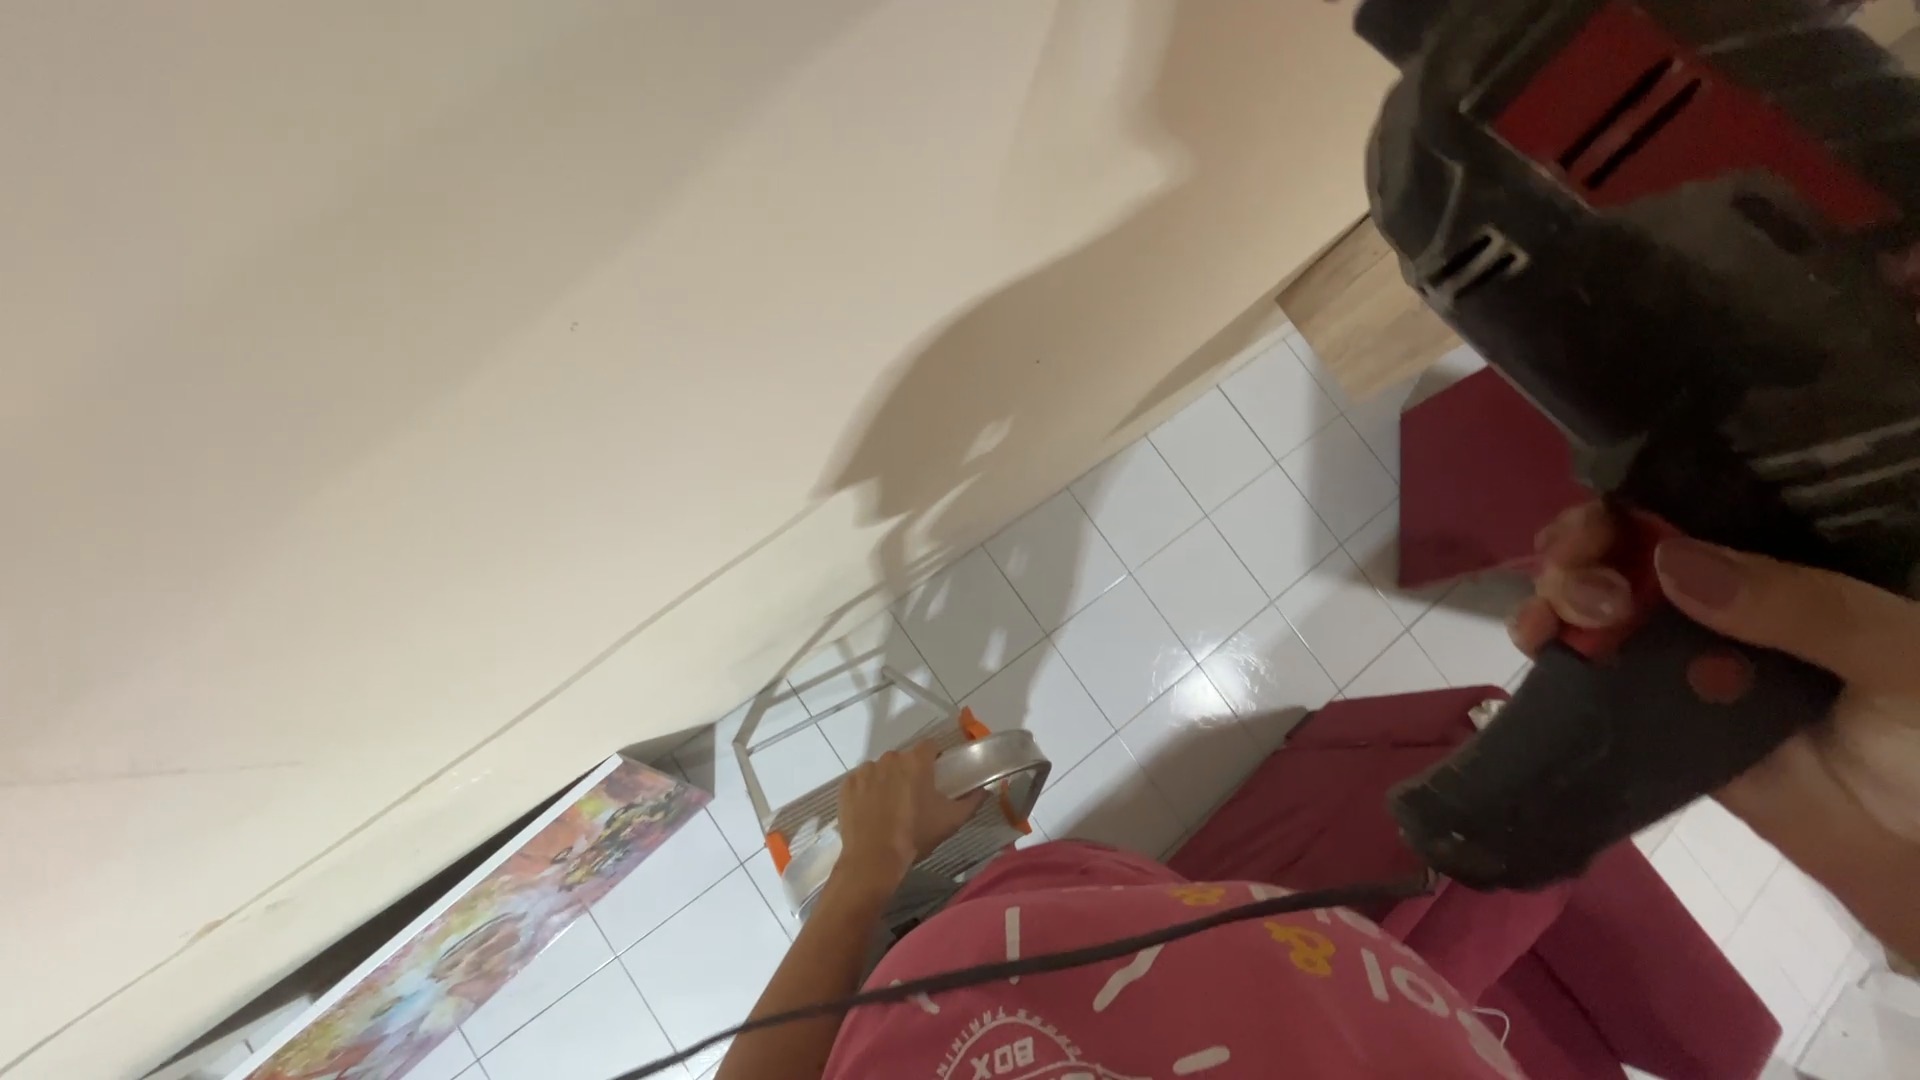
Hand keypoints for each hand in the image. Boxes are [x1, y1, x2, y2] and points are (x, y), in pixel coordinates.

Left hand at [833, 742, 983, 895]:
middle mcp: (889, 759)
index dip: (935, 758)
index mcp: (916, 762)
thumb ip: (971, 801)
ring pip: (881, 769)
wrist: (873, 860)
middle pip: (903, 759)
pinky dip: (866, 792)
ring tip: (890, 808)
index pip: (930, 746)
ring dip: (887, 781)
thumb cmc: (915, 836)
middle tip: (914, 797)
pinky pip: (861, 782)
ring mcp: (865, 771)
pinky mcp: (847, 785)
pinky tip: (871, 812)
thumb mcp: (950, 821)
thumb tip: (985, 791)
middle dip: (909, 772)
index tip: (937, 774)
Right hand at [1510, 503, 1919, 846]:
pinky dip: (1542, 640)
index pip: (1689, 514)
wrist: (1913, 850)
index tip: (1601, 525)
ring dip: (1554, 593)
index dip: (1632, 509)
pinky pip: (1575, 661)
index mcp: (1777, 572)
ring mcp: (1666, 652)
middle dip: (1579, 551)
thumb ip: (1803, 607)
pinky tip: (1535, 638)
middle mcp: (1711, 602)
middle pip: (1618, 550)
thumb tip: (1670, 560)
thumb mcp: (1906, 657)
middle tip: (1584, 583)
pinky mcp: (1631, 702)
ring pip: (1584, 598)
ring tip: (1561, 618)